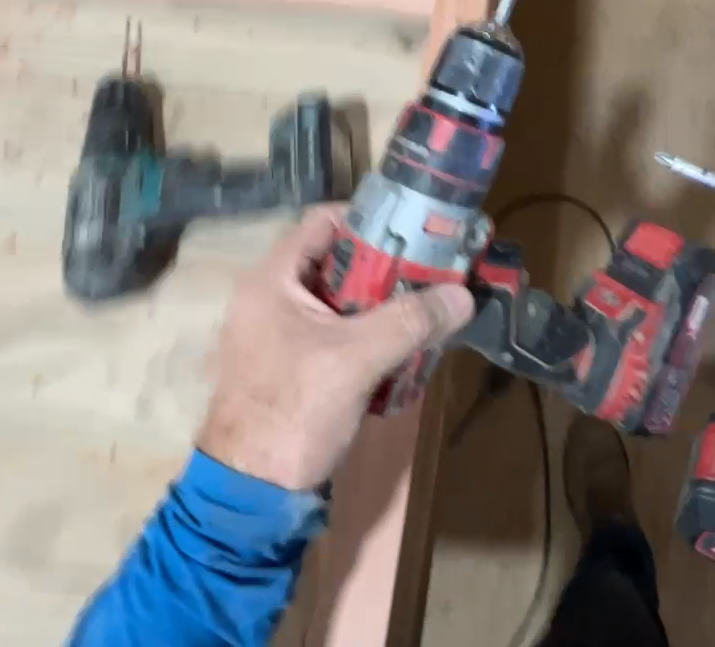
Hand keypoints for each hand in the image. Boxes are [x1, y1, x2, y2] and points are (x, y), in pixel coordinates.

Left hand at [197, 204, 474, 489]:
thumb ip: (410, 320)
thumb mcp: (356, 359)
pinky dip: (372, 331)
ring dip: (385, 301)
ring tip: (428, 306)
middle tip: (432, 270)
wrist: (251, 496)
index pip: (322, 221)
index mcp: (272, 281)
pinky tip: (406, 345)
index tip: (415, 229)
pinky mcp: (295, 364)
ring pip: (343, 297)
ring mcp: (281, 333)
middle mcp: (273, 297)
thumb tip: (463, 295)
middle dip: (388, 264)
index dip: (369, 218)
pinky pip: (340, 330)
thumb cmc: (293, 412)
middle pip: (338, 259)